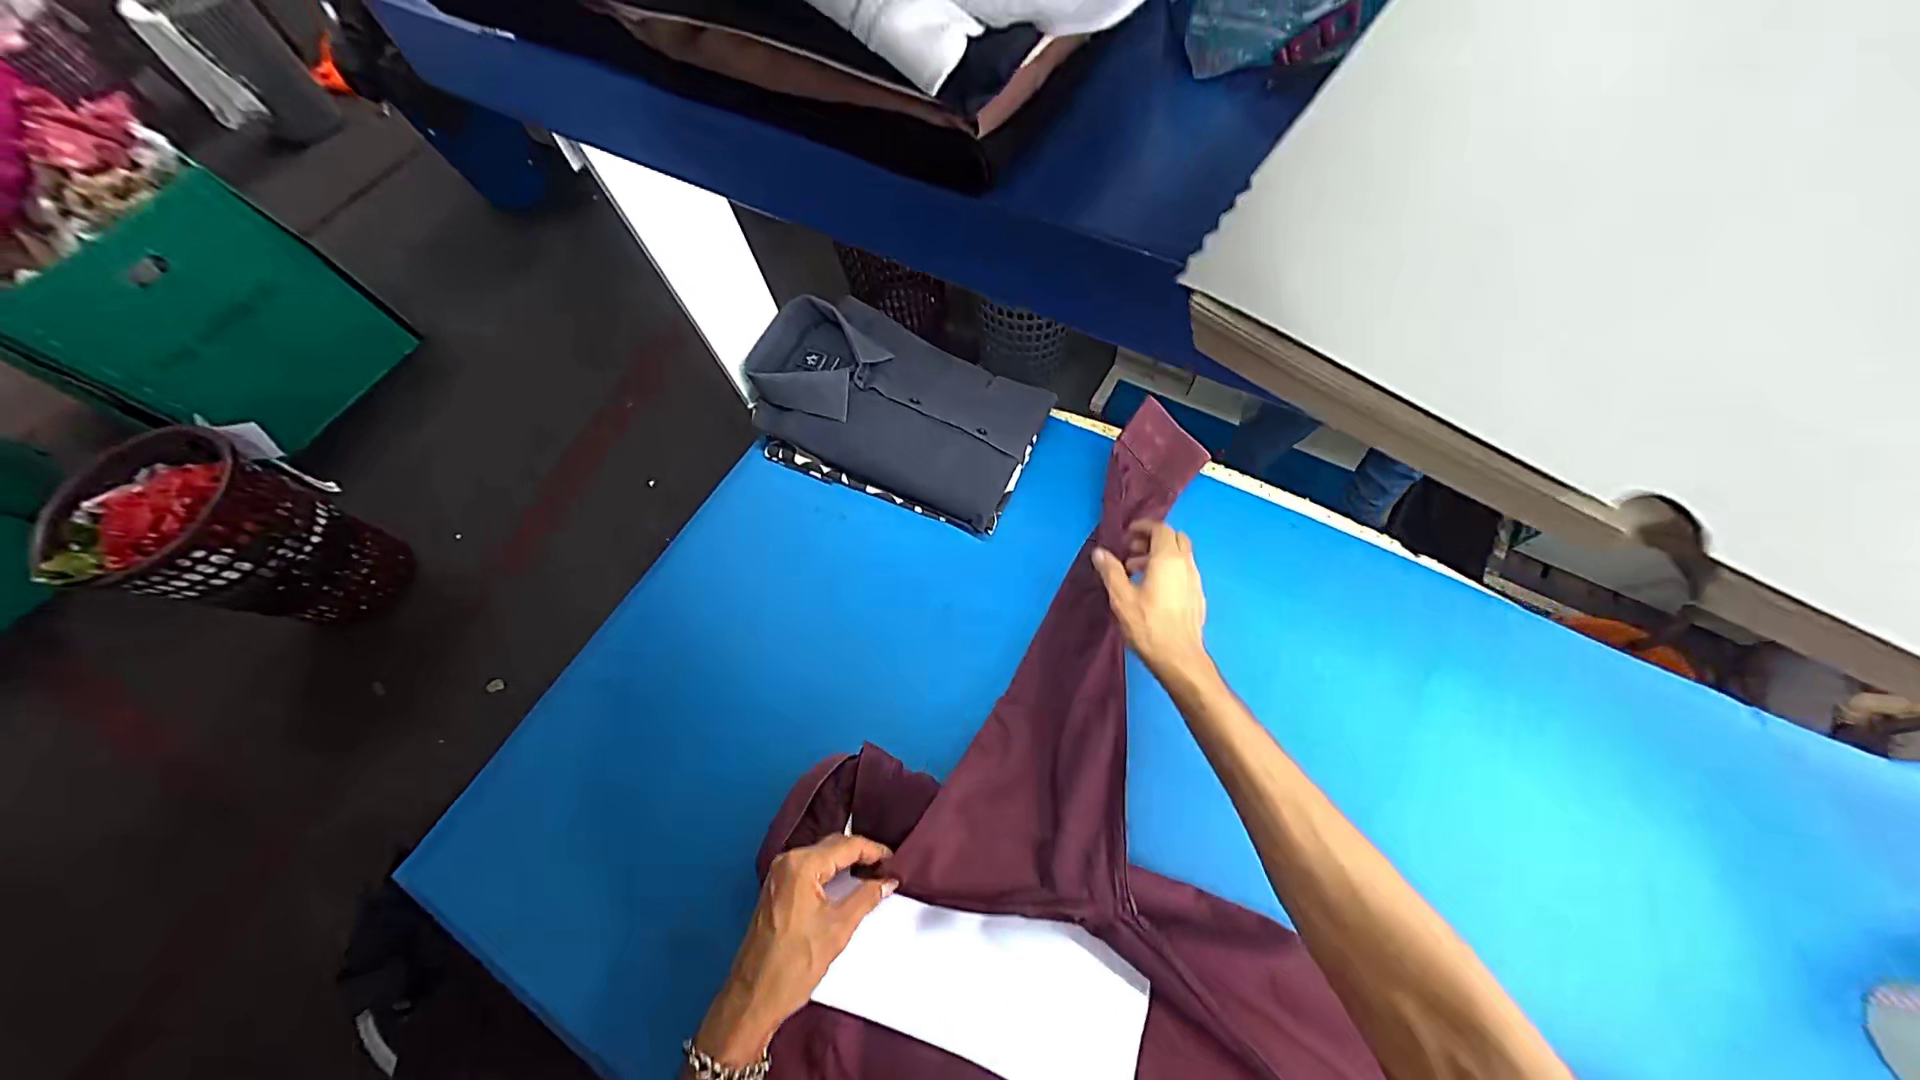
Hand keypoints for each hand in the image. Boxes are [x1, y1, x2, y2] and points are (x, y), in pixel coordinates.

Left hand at [694, 834, 897, 1067]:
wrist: (752, 998)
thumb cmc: (795, 964)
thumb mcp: (838, 928)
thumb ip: (866, 897)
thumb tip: (888, 880)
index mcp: (801, 865)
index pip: (846, 845)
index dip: (874, 850)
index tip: (895, 859)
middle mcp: (786, 861)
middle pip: (832, 846)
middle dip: (860, 853)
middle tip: (887, 866)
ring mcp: (778, 873)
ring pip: (821, 855)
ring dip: (845, 862)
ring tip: (872, 872)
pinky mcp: (776, 887)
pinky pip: (809, 868)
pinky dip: (829, 871)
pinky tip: (846, 881)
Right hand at [1092, 519, 1213, 683]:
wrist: (1179, 657)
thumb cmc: (1148, 625)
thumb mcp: (1121, 597)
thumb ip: (1111, 571)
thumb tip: (1100, 552)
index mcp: (1168, 559)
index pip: (1161, 529)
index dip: (1143, 527)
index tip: (1126, 535)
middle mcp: (1186, 564)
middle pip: (1174, 538)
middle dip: (1152, 539)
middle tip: (1130, 552)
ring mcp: (1195, 580)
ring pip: (1179, 555)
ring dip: (1158, 555)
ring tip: (1134, 572)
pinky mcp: (1197, 596)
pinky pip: (1183, 571)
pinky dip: (1168, 569)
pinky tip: (1151, 589)